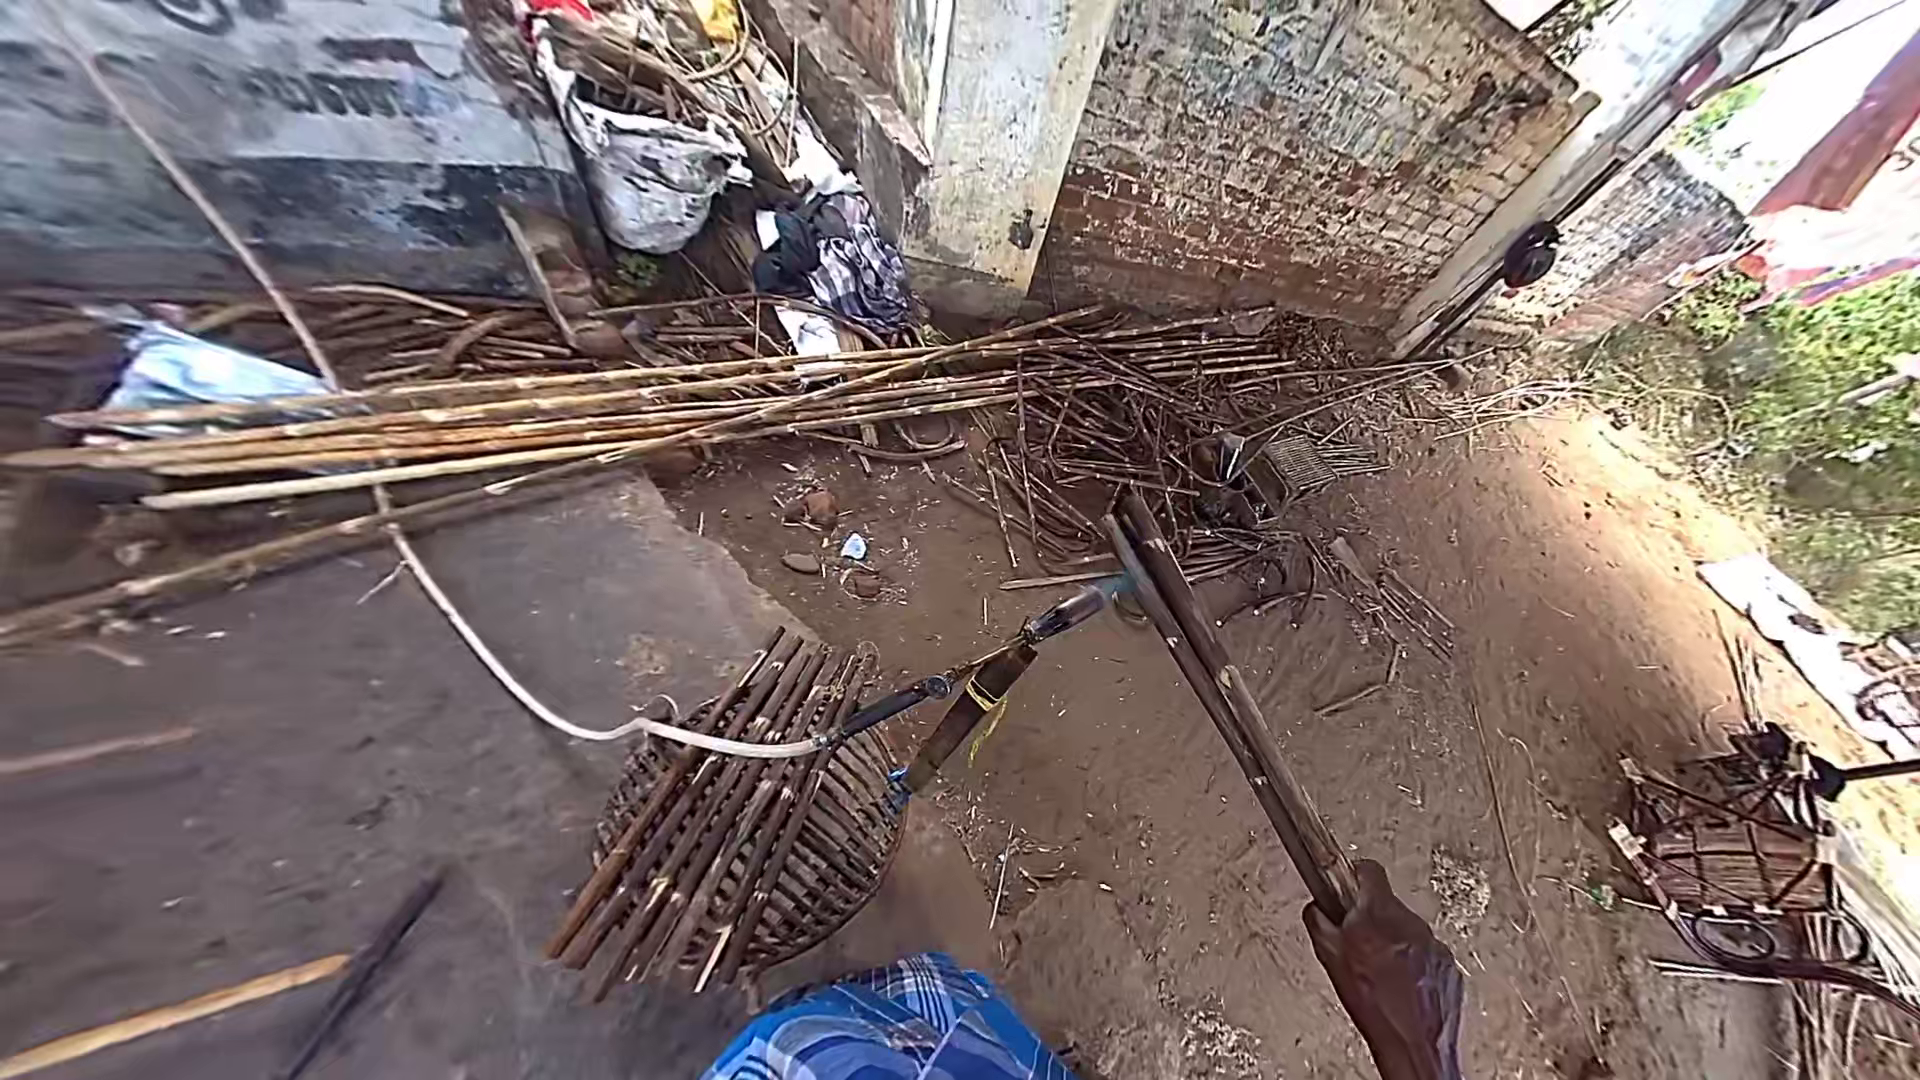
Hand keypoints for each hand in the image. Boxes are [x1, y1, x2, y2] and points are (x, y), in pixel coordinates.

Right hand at [1303, 860, 1464, 1079]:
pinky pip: (1425, 953)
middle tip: (1357, 936)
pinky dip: (1413, 962)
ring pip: (1407, 929)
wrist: (1413, 1048)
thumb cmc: (1372, 1004)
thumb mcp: (1327, 954)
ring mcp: (1435, 947)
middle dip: (1371, 915)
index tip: (1348, 880)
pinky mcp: (1450, 970)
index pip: (1369, 869)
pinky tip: (1399, 983)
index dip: (1355, 873)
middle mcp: (1410, 924)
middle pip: (1386, 903)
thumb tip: (1316, 906)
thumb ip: (1317, 918)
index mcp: (1378, 913)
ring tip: (1379, 967)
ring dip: (1393, 939)